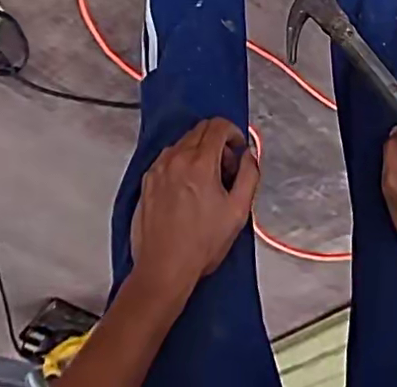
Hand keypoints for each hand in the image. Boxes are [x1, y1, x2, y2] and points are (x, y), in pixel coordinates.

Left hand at [131, 117, 261, 290]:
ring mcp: (158, 169)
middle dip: (218, 141)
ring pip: (184, 142)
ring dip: (199, 150)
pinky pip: (168, 157)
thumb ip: (249, 175)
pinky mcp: (146, 181)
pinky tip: (187, 188)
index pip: (218, 125)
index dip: (234, 132)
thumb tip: (248, 156)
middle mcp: (176, 159)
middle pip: (201, 129)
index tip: (238, 150)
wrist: (163, 270)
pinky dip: (181, 161)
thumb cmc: (201, 244)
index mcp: (200, 163)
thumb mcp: (238, 211)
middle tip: (226, 168)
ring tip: (206, 180)